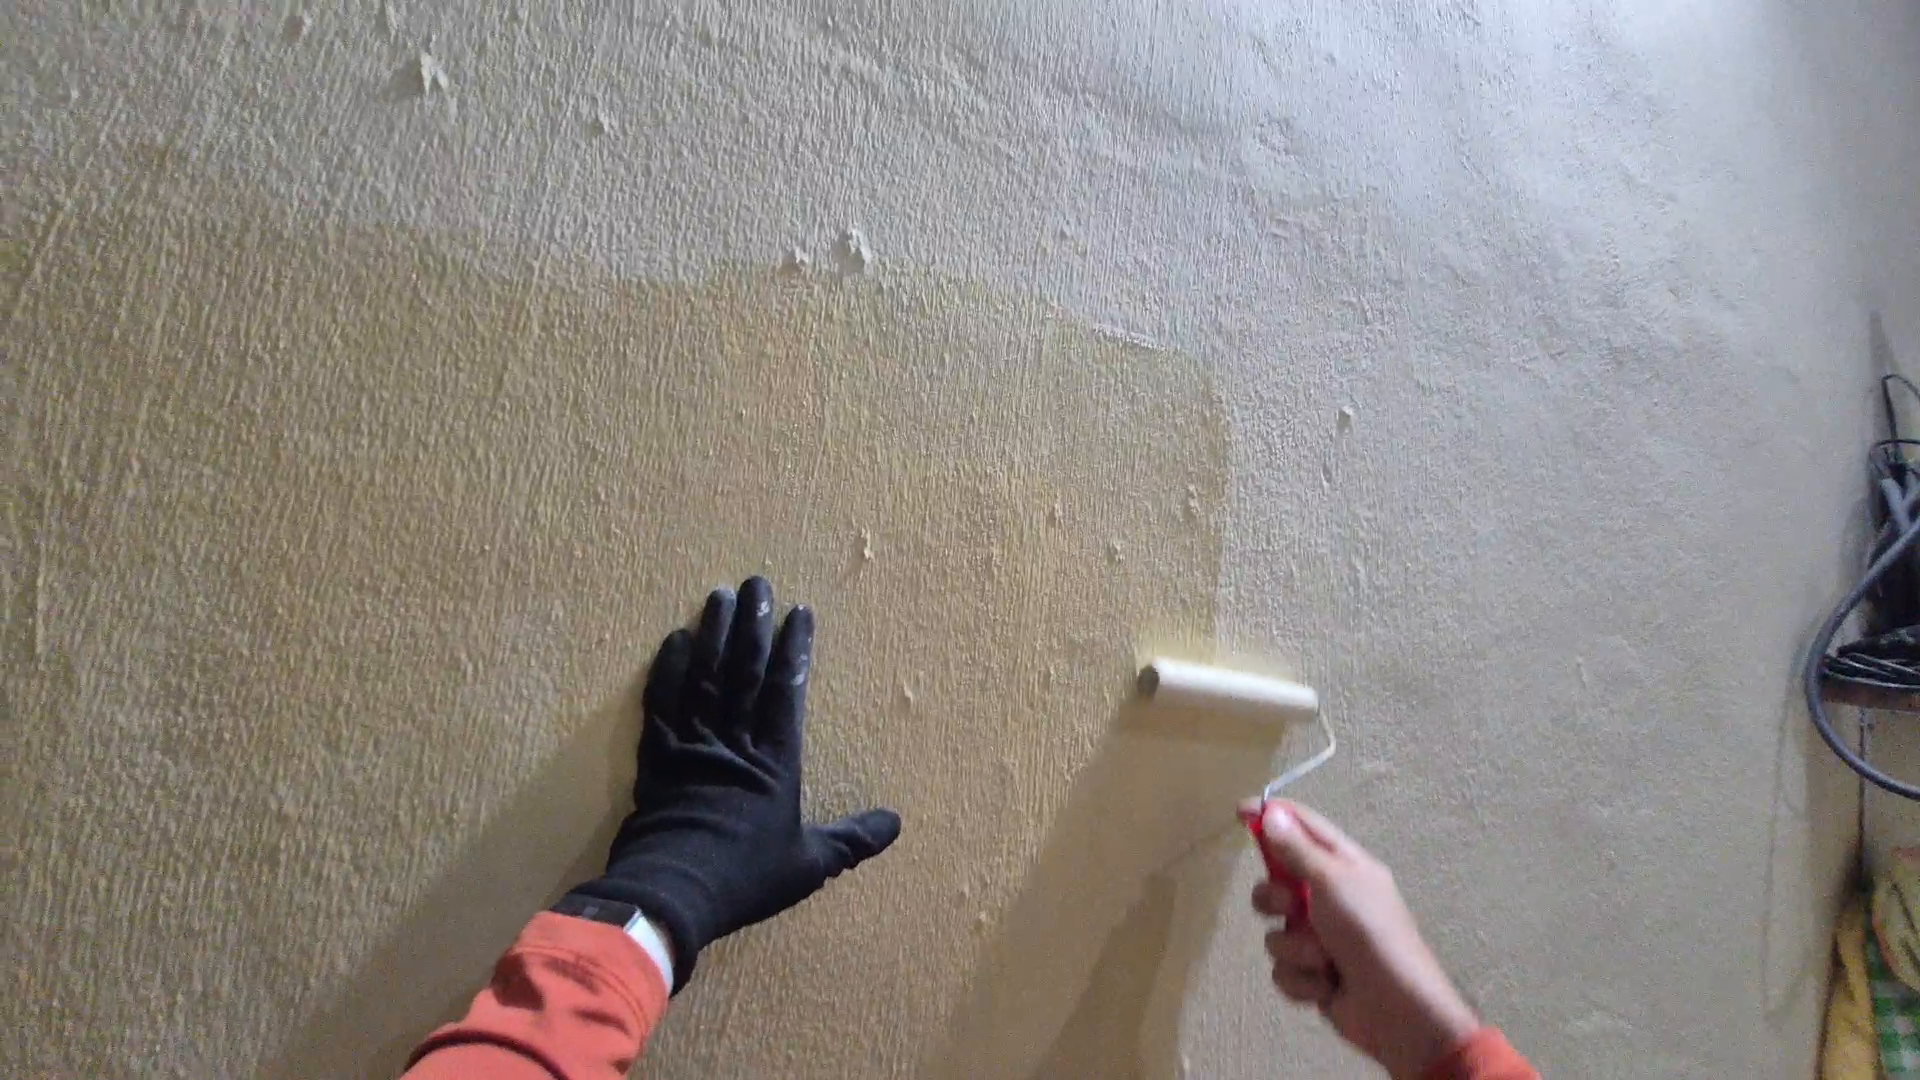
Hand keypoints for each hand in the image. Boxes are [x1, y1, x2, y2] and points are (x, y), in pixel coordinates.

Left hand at [567, 577, 901, 992]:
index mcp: (775, 758)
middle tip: (757, 583)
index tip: (799, 612)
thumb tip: (897, 824)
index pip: (786, 689)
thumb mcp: (809, 864)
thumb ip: (852, 839)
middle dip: (753, 624)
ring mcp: (693, 743)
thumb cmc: (745, 876)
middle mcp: (735, 739)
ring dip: (714, 634)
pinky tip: (676, 640)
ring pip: (705, 676)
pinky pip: (663, 703)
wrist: (671, 897)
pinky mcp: (658, 755)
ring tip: (719, 596)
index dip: (794, 649)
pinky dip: (668, 670)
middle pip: (745, 670)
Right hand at [1247, 800, 1478, 1079]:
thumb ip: (1296, 848)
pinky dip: (1301, 977)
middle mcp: (1328, 896)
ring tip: (1321, 958)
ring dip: (1294, 945)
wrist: (1399, 1014)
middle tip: (1291, 906)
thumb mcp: (1332, 881)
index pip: (1301, 826)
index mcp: (1342, 865)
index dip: (1270, 815)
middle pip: (1275, 880)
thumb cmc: (1370, 933)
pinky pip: (1282, 967)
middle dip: (1275, 897)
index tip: (1239, 812)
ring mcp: (1319, 937)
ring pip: (1275, 928)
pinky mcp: (1312, 974)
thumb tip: (1270, 812)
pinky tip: (1325, 985)